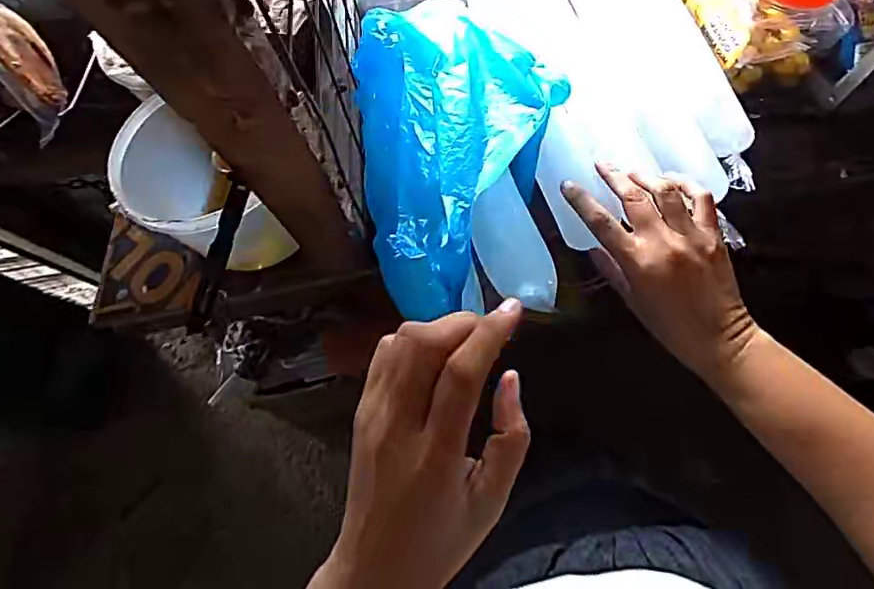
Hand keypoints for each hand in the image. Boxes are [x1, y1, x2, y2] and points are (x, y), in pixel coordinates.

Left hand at [311, 303, 529, 588]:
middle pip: (424, 344)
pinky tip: (433, 351)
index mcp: (434, 455)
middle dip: (464, 322)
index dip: (489, 333)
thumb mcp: (492, 502)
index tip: (513, 311)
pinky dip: (413, 337)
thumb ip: (511, 439)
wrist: (374, 569)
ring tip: (465, 338)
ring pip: (401, 340)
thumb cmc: (439, 539)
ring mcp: (373, 412)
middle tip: (490, 328)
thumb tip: (510, 378)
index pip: (460, 374)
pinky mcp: (361, 407)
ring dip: (438, 326)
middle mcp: (397, 425)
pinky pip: (384, 352)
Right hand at [562, 165, 758, 385]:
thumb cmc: (671, 327)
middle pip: (633, 196)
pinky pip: (701, 198)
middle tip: (601, 165)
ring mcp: (690, 235)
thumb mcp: (632, 301)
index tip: (568, 185)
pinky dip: (686, 183)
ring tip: (633, 172)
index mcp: (637, 261)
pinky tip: (672, 180)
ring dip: (645, 176)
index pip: (601, 221)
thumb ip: (611, 270)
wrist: (721, 342)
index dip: (581, 200)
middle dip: (613, 176)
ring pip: (665, 190)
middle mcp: (662, 242)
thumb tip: (593, 247)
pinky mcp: (713, 235)